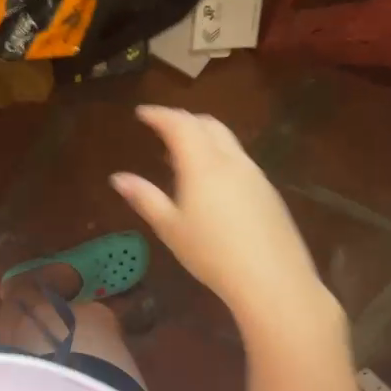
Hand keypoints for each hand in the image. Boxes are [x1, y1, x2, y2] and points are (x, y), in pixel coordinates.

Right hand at [111, 106, 337, 326]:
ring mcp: (253, 174)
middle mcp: (231, 161)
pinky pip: (237, 159)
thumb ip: (145, 198)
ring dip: (202, 137)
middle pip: (208, 125)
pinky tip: (206, 180)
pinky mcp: (266, 191)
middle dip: (183, 120)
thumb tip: (118, 178)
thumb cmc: (211, 253)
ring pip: (226, 140)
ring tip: (179, 153)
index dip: (160, 115)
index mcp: (203, 165)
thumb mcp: (169, 227)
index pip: (180, 125)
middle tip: (161, 127)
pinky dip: (216, 155)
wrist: (272, 278)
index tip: (142, 113)